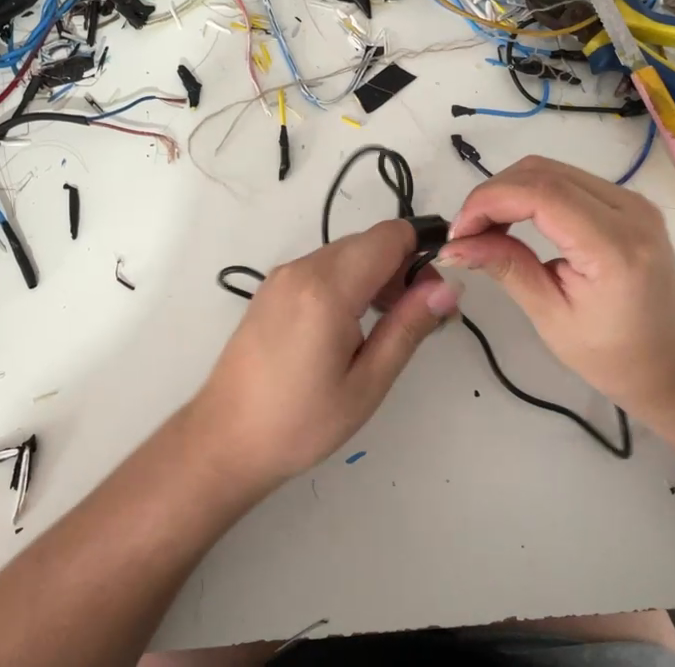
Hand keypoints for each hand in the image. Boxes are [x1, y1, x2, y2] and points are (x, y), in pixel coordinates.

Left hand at [188, 220, 458, 488]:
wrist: (226, 438)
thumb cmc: (301, 421)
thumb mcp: (367, 382)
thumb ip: (408, 327)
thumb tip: (448, 287)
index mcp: (327, 287)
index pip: (389, 236)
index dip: (422, 254)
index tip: (435, 296)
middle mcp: (301, 268)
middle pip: (368, 242)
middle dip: (401, 270)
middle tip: (417, 322)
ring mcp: (281, 277)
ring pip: (344, 254)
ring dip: (374, 278)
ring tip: (383, 331)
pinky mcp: (270, 291)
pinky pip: (320, 269)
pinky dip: (346, 284)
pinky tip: (349, 329)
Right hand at [439, 156, 674, 406]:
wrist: (674, 361)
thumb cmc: (613, 355)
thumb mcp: (551, 317)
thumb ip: (506, 268)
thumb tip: (453, 246)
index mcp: (616, 248)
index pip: (542, 194)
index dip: (490, 202)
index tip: (459, 232)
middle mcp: (630, 212)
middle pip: (543, 172)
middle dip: (492, 195)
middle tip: (466, 234)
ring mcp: (631, 201)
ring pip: (550, 169)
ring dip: (507, 191)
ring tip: (484, 229)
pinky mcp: (625, 201)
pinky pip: (565, 179)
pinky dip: (527, 193)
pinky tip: (512, 221)